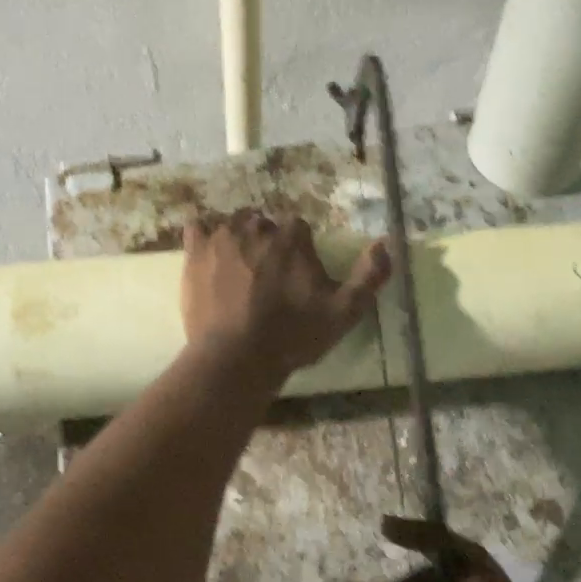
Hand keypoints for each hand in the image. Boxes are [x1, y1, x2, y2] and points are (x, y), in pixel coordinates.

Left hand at [181, 209, 390, 377]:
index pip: (297, 226)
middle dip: (267, 242)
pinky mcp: (194, 253)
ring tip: (239, 268)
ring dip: (238, 239)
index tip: (295, 272)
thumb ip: (369, 276)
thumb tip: (386, 242)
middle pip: (264, 223)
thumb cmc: (293, 336)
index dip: (298, 248)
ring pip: (233, 224)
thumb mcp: (344, 312)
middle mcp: (257, 228)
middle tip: (267, 275)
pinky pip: (197, 228)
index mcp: (292, 237)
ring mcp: (222, 238)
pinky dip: (204, 237)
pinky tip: (209, 255)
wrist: (236, 358)